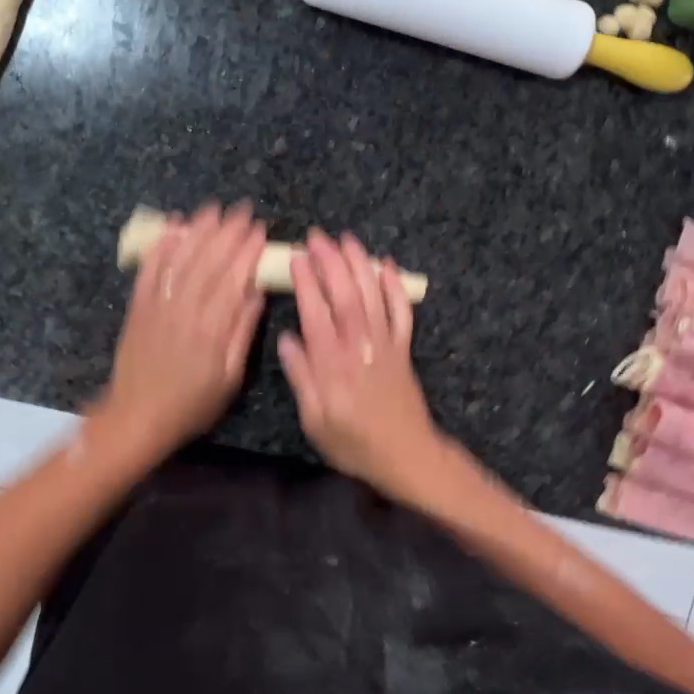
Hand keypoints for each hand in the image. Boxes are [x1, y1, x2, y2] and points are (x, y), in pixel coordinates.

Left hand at [97, 201, 266, 460]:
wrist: (136, 417)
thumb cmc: (191, 404)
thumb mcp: (229, 378)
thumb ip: (242, 333)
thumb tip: (257, 294)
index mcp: (212, 328)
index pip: (234, 278)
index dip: (248, 251)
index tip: (261, 230)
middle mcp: (184, 309)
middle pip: (208, 260)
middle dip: (228, 231)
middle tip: (243, 210)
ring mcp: (158, 304)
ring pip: (181, 258)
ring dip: (198, 230)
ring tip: (213, 209)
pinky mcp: (138, 306)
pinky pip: (150, 270)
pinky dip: (162, 246)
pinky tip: (173, 228)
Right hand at [277, 229, 448, 502]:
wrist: (406, 456)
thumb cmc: (354, 444)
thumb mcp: (315, 421)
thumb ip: (302, 378)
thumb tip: (287, 340)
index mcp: (333, 365)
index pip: (316, 314)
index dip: (306, 283)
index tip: (296, 258)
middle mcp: (360, 347)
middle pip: (346, 295)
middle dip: (331, 262)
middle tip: (317, 237)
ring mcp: (385, 345)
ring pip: (373, 295)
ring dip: (360, 264)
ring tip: (347, 239)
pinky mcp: (404, 349)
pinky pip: (402, 312)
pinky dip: (396, 287)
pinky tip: (387, 266)